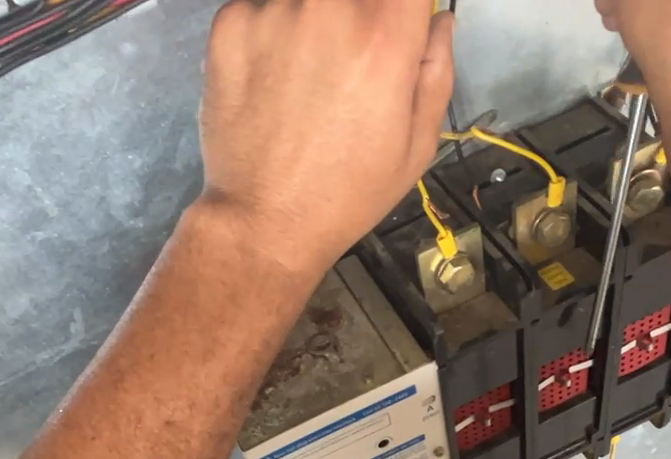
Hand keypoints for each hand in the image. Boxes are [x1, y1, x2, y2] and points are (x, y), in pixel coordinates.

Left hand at [195, 0, 453, 279]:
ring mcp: (275, 10)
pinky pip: (262, 8)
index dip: (405, 9)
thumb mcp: (415, 150)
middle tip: (348, 68)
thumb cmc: (347, 196)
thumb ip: (436, 73)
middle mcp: (330, 6)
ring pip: (306, 0)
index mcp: (385, 35)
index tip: (398, 28)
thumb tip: (439, 21)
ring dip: (313, 24)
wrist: (264, 224)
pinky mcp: (231, 23)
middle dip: (359, 19)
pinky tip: (271, 85)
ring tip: (306, 79)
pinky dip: (270, 35)